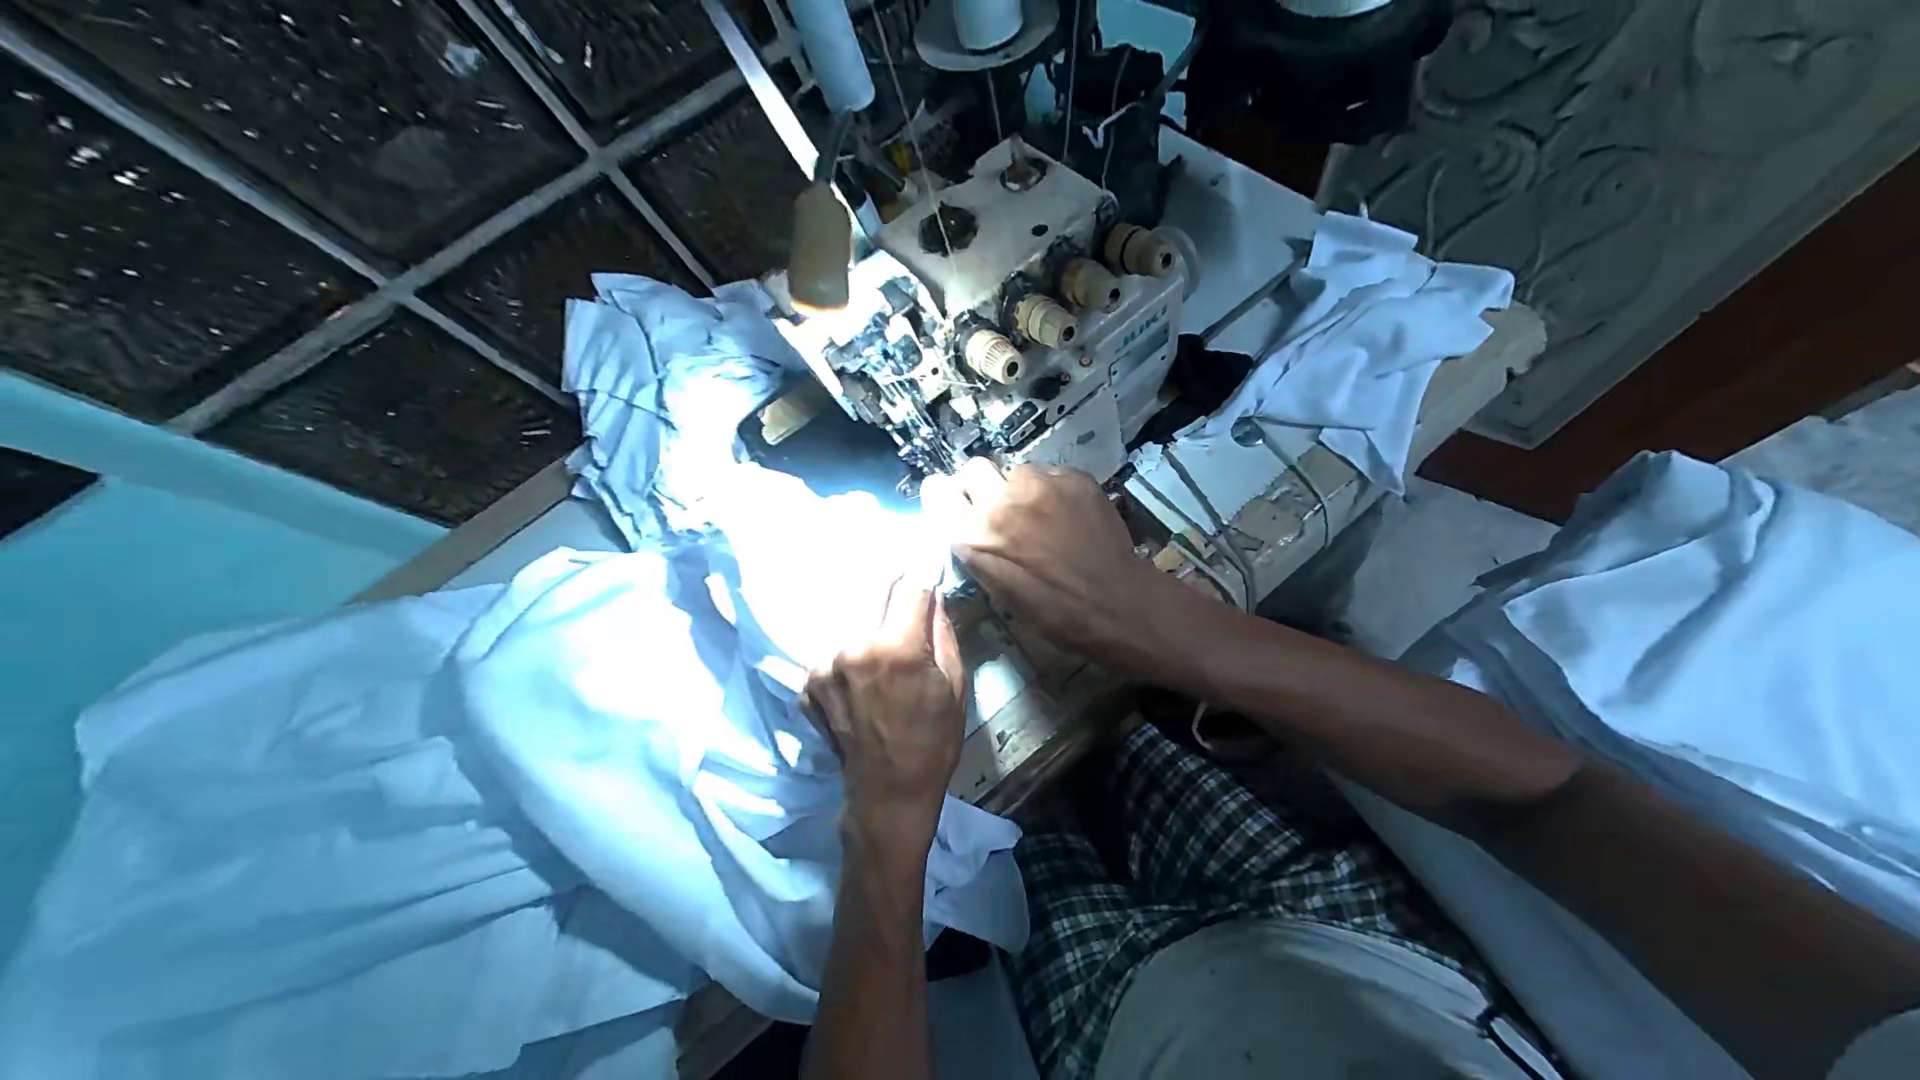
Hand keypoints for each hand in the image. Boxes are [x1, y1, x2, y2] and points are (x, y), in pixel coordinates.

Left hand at [805, 579, 966, 855]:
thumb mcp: (955, 684)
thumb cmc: (934, 740)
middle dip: (895, 596)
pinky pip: (837, 649)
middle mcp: (853, 646)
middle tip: (908, 604)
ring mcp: (824, 664)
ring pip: (854, 622)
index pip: (909, 586)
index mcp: (894, 647)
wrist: (889, 792)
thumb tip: (933, 595)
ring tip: (886, 652)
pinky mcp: (809, 682)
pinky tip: (865, 677)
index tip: (928, 567)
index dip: (922, 575)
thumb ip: (941, 631)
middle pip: (876, 595)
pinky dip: (852, 652)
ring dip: (871, 625)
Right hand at [923, 459, 1216, 678]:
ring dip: (1022, 488)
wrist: (1116, 603)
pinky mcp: (1072, 477)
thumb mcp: (999, 589)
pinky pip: (1052, 473)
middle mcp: (998, 502)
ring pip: (1018, 470)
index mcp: (973, 536)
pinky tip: (1070, 514)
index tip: (956, 501)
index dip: (946, 495)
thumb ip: (979, 548)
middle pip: (974, 468)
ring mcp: (1038, 485)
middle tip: (1000, 504)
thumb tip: (974, 528)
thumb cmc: (1053, 612)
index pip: (937, 491)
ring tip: (1043, 513)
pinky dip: (1055, 490)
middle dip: (982, 484)